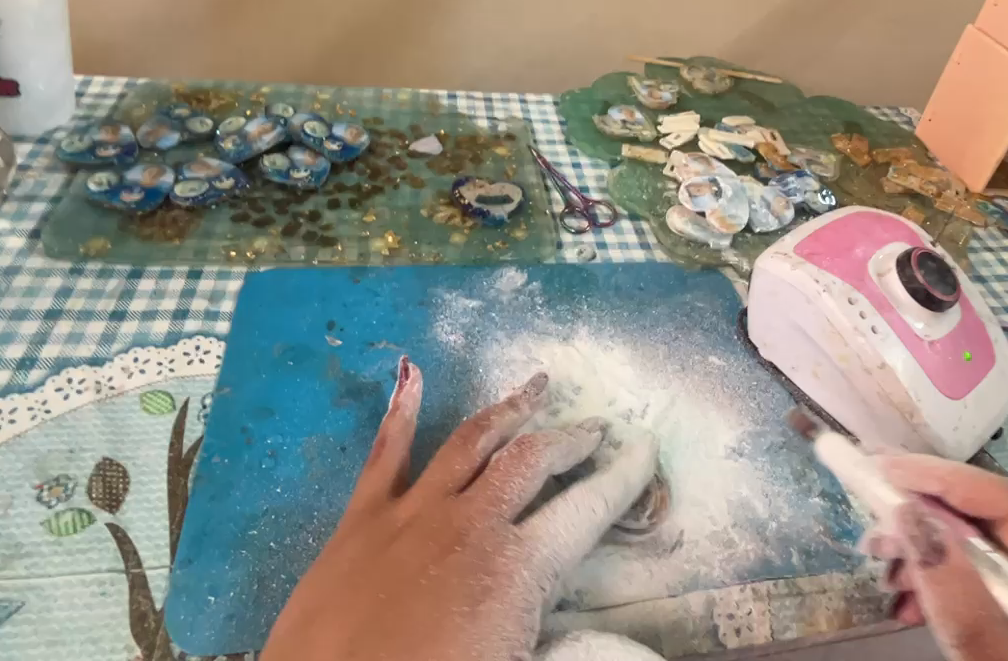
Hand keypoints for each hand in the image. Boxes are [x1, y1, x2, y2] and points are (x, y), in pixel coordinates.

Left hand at [261, 357, 659, 660]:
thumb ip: (574, 654)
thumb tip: (633, 646)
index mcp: (515, 569)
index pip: (584, 510)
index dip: (621, 479)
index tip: (644, 450)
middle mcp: (471, 522)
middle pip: (532, 461)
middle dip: (570, 439)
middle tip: (596, 425)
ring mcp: (414, 510)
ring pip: (472, 441)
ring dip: (509, 410)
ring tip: (537, 386)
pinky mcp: (363, 516)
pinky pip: (386, 452)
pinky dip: (400, 411)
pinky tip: (411, 374)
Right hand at [866, 454, 1007, 660]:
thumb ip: (965, 612)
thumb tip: (912, 516)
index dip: (940, 478)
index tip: (875, 470)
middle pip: (991, 519)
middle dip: (921, 509)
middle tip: (865, 514)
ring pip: (977, 543)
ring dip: (920, 541)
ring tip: (878, 561)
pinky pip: (976, 574)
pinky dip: (933, 573)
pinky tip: (904, 595)